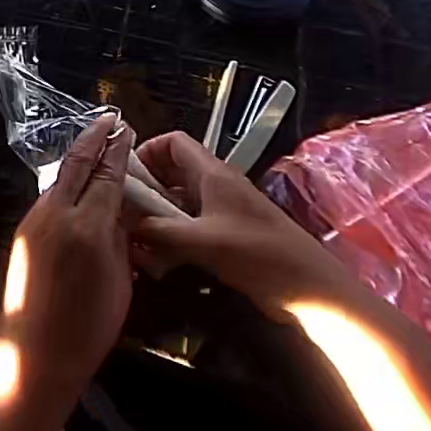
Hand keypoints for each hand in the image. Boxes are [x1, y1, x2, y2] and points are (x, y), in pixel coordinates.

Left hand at [0, 115, 134, 408]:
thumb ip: (122, 237)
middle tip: (110, 119)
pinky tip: (77, 184)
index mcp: (88, 227)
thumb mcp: (121, 280)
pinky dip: (67, 182)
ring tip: (97, 145)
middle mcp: (57, 214)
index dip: (119, 150)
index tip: (126, 130)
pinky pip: (50, 196)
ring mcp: (35, 221)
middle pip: (78, 162)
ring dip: (80, 157)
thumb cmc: (88, 327)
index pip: (109, 175)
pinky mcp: (24, 231)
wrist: (33, 356)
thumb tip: (123, 209)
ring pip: (61, 177)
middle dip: (95, 136)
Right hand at [132, 131, 354, 316]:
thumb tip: (124, 226)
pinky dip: (171, 239)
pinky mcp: (225, 236)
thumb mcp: (203, 241)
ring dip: (156, 218)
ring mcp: (221, 212)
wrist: (307, 288)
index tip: (125, 175)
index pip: (174, 142)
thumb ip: (160, 233)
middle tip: (123, 212)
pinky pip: (189, 228)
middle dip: (146, 189)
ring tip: (134, 240)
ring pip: (178, 203)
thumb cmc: (258, 253)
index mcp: (212, 173)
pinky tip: (157, 263)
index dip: (148, 150)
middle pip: (172, 172)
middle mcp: (215, 186)